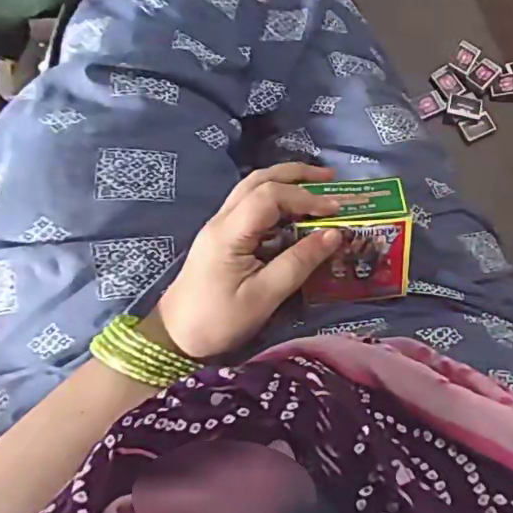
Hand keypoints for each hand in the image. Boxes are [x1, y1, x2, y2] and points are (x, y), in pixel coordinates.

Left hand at [152, 164, 346, 358]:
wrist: (176, 337)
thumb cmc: (219, 320)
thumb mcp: (264, 296)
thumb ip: (299, 263)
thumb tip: (334, 235)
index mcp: (229, 232)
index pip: (270, 196)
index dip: (305, 198)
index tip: (336, 210)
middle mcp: (222, 220)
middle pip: (259, 180)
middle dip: (297, 175)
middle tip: (331, 179)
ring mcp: (220, 226)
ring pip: (252, 188)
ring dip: (285, 182)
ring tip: (318, 187)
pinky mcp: (223, 237)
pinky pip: (251, 206)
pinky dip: (277, 199)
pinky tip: (295, 211)